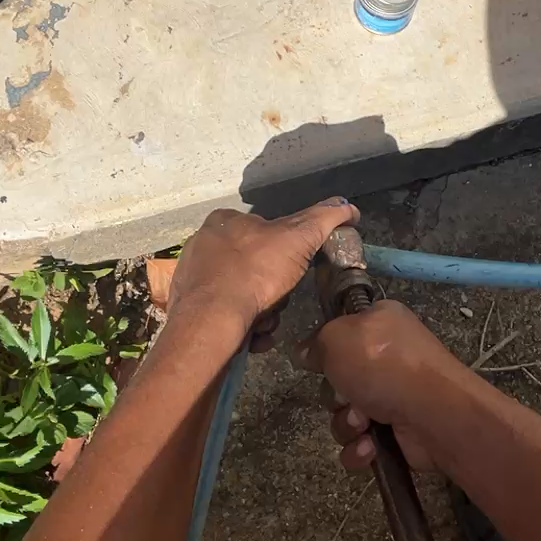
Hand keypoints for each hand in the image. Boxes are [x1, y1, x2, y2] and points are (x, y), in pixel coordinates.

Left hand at [166, 198, 360, 340]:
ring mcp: (194, 278)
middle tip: (279, 298)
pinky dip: (245, 325)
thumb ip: (324, 219)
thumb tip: (349, 206)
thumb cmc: (255, 271)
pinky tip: (253, 334)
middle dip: (274, 288)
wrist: (212, 322)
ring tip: (265, 321)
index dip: (284, 250)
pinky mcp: (190, 308)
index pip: (263, 228)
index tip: (293, 268)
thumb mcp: (298, 237)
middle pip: (256, 265)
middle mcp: (204, 245)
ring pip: (243, 292)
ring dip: (263, 310)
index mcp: (224, 221)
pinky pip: (227, 314)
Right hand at [306, 301, 469, 472]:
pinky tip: (370, 447)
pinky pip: (360, 443)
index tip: (318, 360)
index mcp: (381, 321)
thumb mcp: (338, 337)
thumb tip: (305, 352)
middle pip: (339, 377)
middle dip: (336, 394)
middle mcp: (389, 356)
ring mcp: (395, 394)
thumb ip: (317, 342)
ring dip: (346, 423)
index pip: (343, 329)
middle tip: (347, 395)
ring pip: (346, 413)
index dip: (327, 347)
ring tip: (364, 424)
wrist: (435, 413)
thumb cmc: (385, 365)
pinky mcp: (398, 431)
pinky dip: (360, 448)